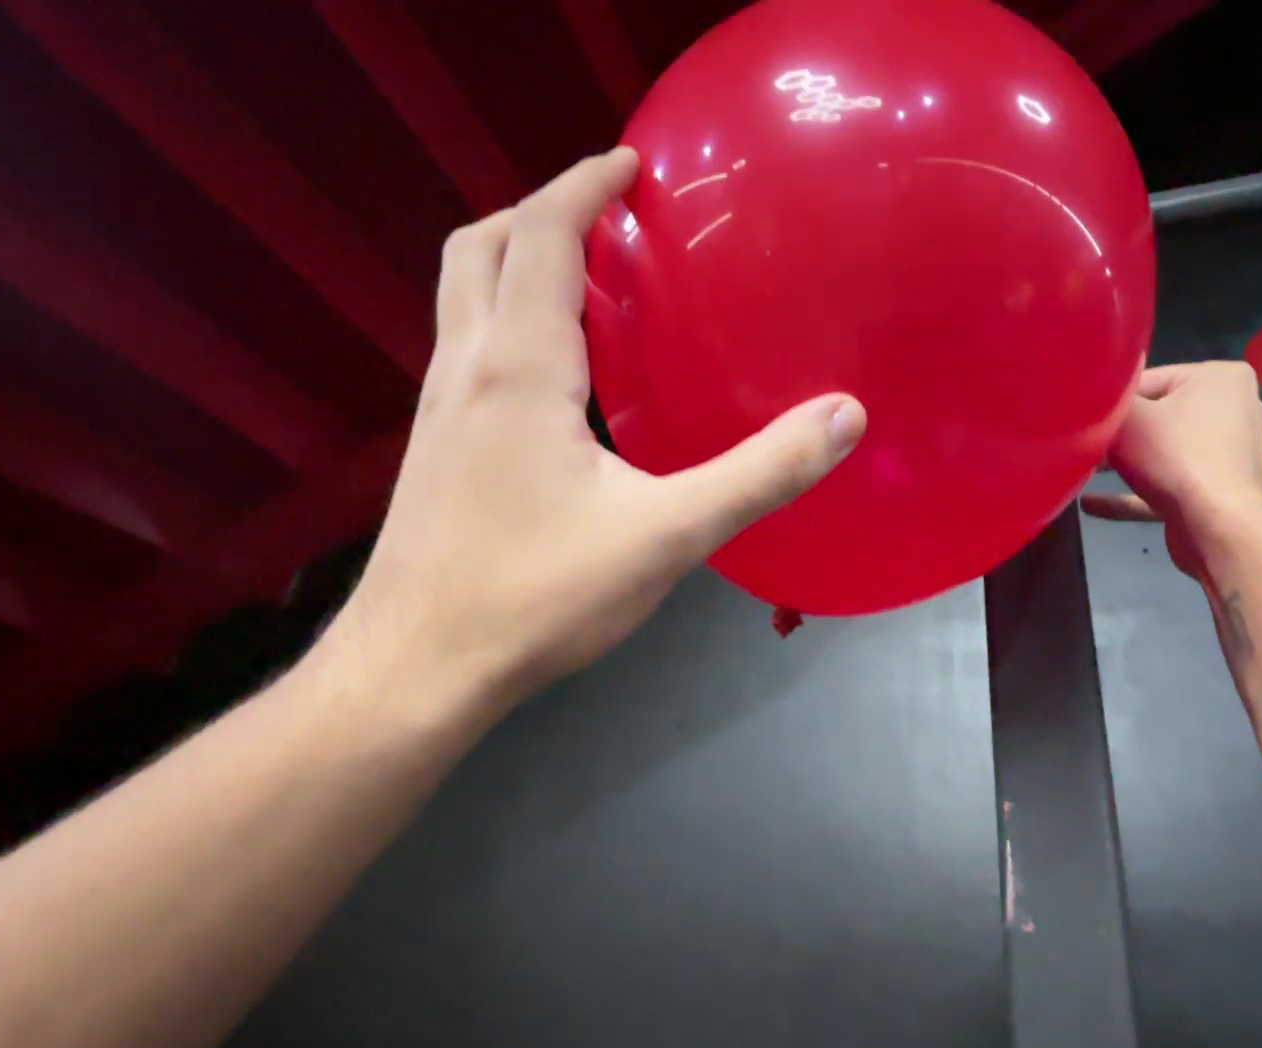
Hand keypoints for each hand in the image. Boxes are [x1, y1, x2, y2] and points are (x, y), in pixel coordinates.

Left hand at [332, 148, 866, 710]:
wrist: (417, 669)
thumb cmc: (537, 596)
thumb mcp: (666, 536)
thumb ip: (758, 475)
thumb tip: (844, 417)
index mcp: (518, 368)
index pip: (541, 234)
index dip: (583, 183)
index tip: (631, 163)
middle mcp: (464, 370)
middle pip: (481, 247)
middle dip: (542, 211)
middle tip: (611, 219)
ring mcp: (438, 411)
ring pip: (464, 298)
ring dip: (519, 264)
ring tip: (593, 285)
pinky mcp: (436, 451)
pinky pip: (468, 350)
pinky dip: (509, 323)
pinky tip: (562, 380)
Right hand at [1081, 362, 1261, 570]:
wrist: (1219, 528)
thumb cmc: (1176, 458)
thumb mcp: (1128, 417)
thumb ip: (1107, 399)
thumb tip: (1089, 396)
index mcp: (1221, 378)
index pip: (1149, 381)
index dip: (1113, 403)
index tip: (1085, 421)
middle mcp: (1234, 409)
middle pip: (1159, 417)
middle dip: (1119, 435)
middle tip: (1082, 449)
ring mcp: (1229, 454)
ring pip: (1164, 453)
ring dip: (1123, 466)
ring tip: (1082, 474)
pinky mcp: (1219, 492)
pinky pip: (1169, 484)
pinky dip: (1134, 492)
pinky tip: (1092, 504)